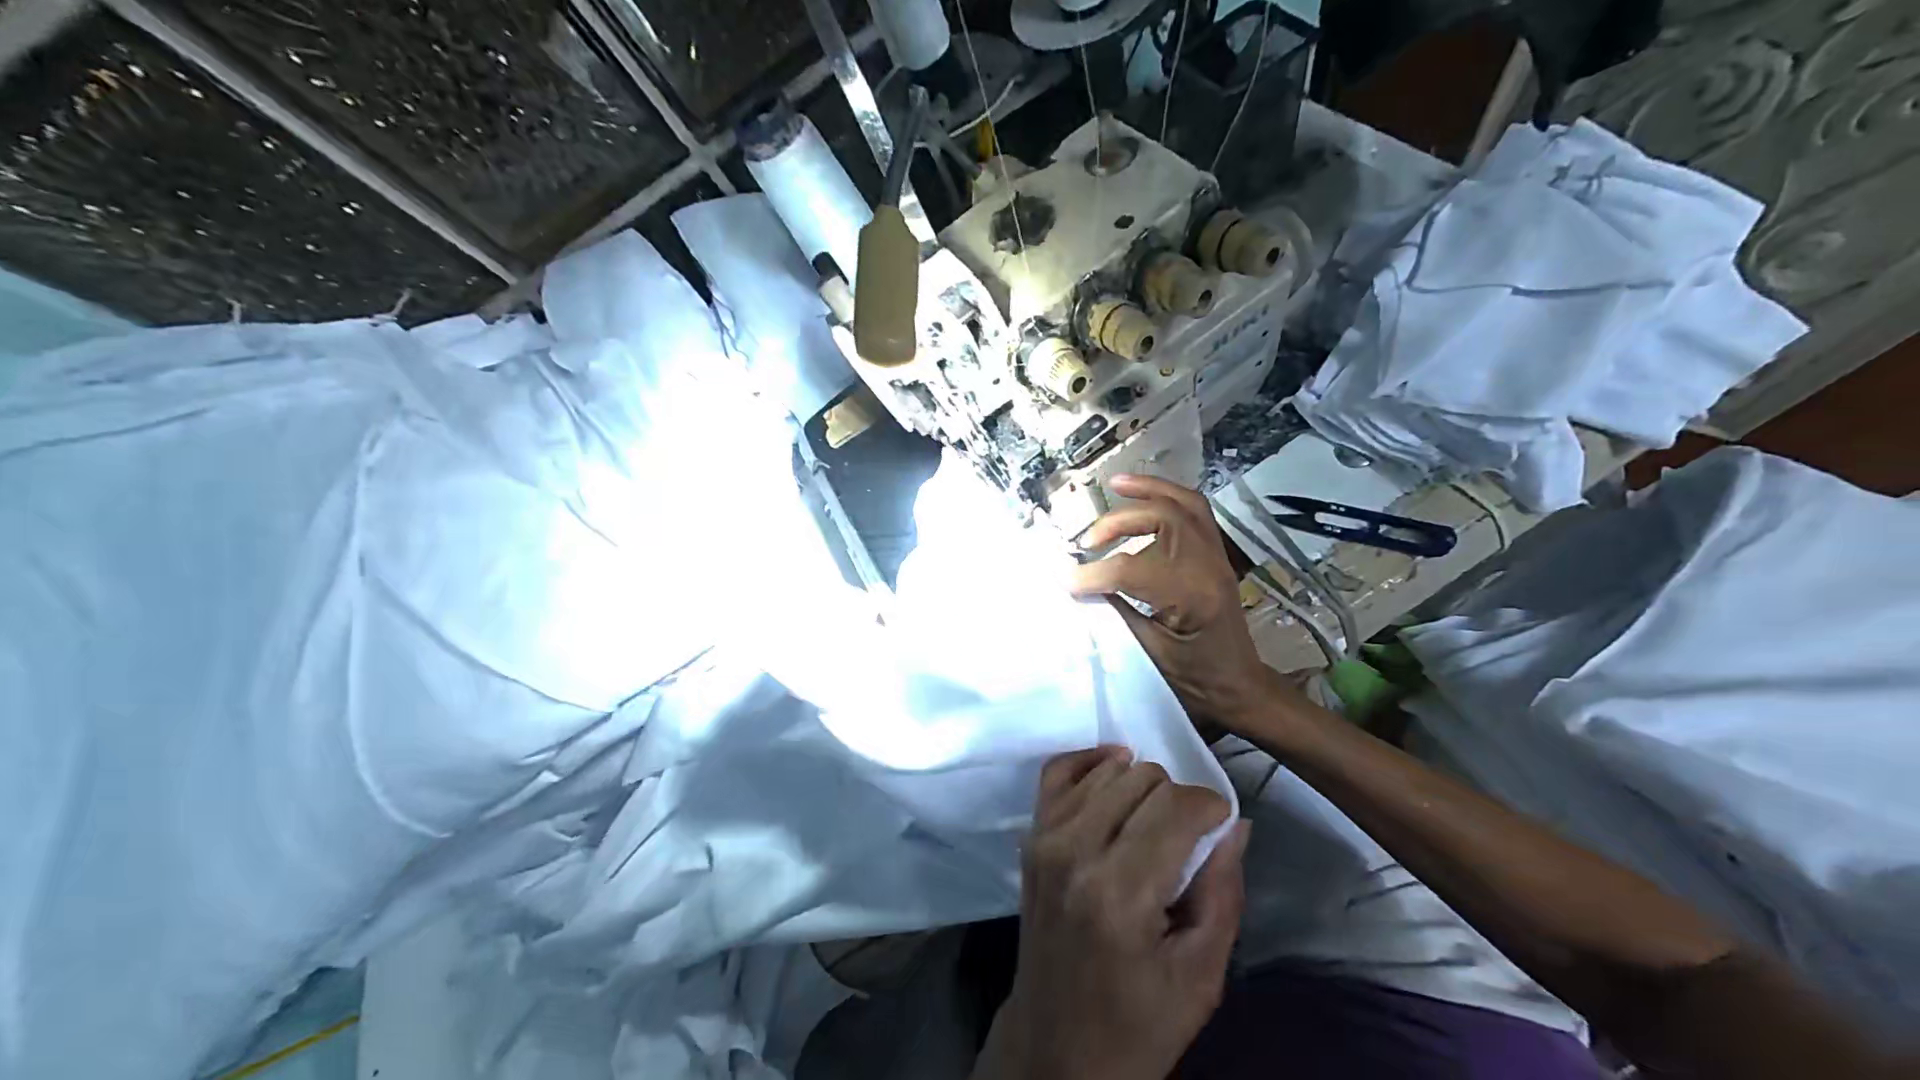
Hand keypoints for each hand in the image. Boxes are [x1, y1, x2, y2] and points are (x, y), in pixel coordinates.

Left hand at [973, 747, 1248, 1079]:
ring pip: (1106, 770)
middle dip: (1177, 798)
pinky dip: (1090, 762)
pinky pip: (1058, 770)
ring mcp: (1044, 839)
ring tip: (1154, 822)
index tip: (1220, 827)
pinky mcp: (1030, 837)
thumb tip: (1234, 822)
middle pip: (1142, 779)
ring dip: (1140, 784)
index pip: (1175, 806)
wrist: (1057, 1045)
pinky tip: (1115, 771)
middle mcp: (1075, 852)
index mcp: (1120, 892)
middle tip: (1186, 837)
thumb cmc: (1138, 1022)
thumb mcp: (1201, 975)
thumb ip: (1222, 890)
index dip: (1210, 806)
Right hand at [1067, 474, 1296, 732]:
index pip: (1133, 569)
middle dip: (1118, 523)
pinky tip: (1142, 495)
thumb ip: (1115, 613)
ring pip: (1184, 505)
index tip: (1066, 583)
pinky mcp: (1216, 555)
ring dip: (1147, 492)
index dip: (1094, 574)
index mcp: (1193, 597)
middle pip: (1164, 520)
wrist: (1240, 687)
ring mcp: (1217, 557)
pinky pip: (1195, 512)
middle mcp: (1210, 567)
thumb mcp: (1150, 654)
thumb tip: (1080, 587)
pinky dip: (1167, 496)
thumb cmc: (1196, 680)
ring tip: (1115, 485)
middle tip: (1088, 542)